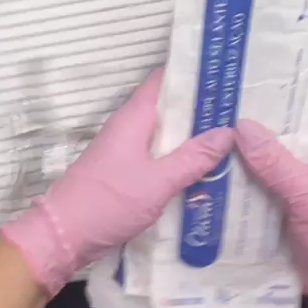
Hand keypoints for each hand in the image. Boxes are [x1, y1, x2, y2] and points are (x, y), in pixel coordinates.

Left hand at [0, 70, 233, 293]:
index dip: (196, 72)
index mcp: (133, 118)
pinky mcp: (122, 174)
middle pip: (169, 108)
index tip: (230, 70)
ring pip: (164, 136)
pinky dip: (178, 160)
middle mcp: (127, 129)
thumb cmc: (107, 204)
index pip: (165, 79)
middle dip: (203, 108)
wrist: (62, 237)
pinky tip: (204, 168)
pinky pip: (156, 159)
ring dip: (193, 137)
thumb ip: (193, 158)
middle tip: (245, 108)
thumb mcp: (158, 182)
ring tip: (236, 136)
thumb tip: (227, 132)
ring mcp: (123, 152)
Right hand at [233, 71, 307, 307]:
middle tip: (228, 72)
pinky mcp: (284, 202)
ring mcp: (303, 178)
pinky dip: (239, 168)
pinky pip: (259, 177)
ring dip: (248, 133)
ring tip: (210, 108)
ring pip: (274, 145)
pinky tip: (210, 158)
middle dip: (268, 94)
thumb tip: (240, 124)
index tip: (285, 34)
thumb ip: (277, 161)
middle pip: (297, 113)